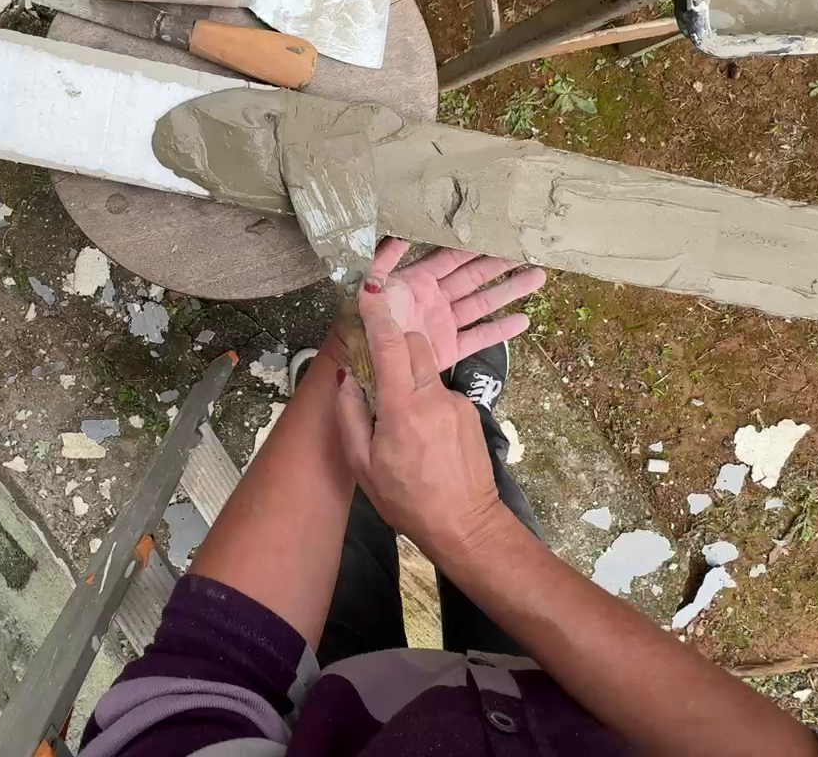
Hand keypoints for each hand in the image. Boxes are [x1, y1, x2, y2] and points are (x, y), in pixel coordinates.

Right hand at [332, 283, 520, 558]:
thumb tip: (346, 378)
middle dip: (395, 344)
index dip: (378, 315)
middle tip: (378, 371)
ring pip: (427, 368)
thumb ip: (349, 415)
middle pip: (414, 344)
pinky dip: (426, 400)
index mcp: (403, 408)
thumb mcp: (363, 464)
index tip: (369, 292)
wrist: (468, 526)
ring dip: (409, 377)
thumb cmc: (408, 500)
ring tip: (401, 421)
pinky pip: (441, 391)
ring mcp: (457, 402)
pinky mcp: (471, 411)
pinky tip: (424, 435)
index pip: (390, 346)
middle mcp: (434, 396)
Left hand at [362, 239, 545, 373]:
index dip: (473, 248)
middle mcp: (435, 298)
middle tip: (526, 251)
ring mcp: (444, 323)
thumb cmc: (366, 319)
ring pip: (482, 303)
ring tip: (537, 278)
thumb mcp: (372, 286)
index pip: (450, 259)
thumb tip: (402, 236)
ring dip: (509, 291)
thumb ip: (384, 260)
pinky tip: (523, 320)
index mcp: (418, 281)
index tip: (496, 233)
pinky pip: (479, 337)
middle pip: (473, 277)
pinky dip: (500, 331)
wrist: (364, 360)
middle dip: (499, 265)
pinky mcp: (448, 348)